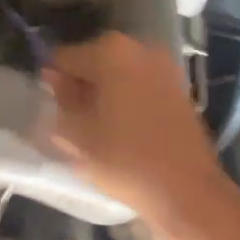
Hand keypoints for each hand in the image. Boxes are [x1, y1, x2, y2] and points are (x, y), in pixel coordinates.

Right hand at [42, 32, 239, 229]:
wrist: (186, 191)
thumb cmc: (124, 160)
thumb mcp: (76, 133)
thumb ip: (61, 99)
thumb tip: (55, 79)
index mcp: (111, 51)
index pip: (63, 57)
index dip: (53, 83)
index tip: (52, 110)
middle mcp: (140, 48)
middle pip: (94, 62)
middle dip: (81, 87)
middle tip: (74, 123)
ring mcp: (164, 67)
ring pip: (118, 76)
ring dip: (104, 95)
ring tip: (98, 131)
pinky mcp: (179, 89)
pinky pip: (140, 88)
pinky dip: (127, 102)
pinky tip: (123, 131)